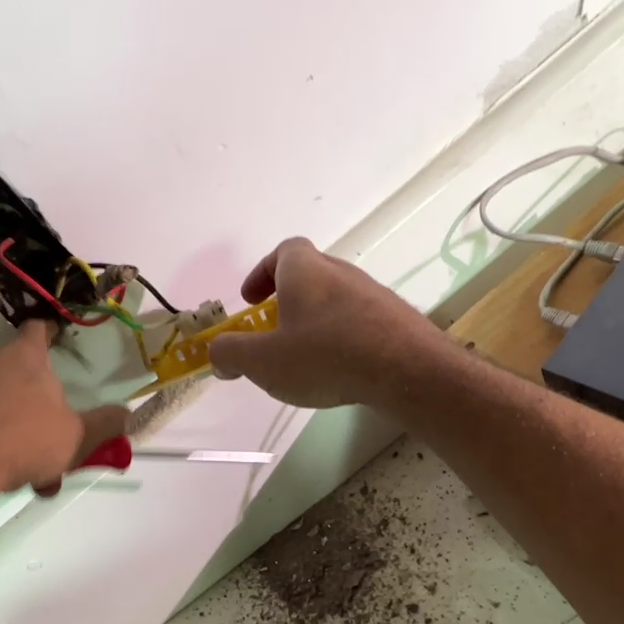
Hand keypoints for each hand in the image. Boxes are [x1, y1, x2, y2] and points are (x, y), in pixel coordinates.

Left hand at [0, 320, 128, 495]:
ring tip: (23, 472)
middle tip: (49, 442)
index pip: (38, 331)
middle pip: (16, 376)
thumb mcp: (76, 437)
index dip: (49, 333)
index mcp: (26, 360)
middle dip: (34, 407)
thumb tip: (128, 413)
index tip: (55, 338)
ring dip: (10, 432)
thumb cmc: (23, 439)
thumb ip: (104, 425)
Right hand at [208, 238, 442, 408]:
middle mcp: (340, 272)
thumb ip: (232, 354)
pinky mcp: (395, 321)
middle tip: (275, 336)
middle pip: (309, 277)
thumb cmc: (324, 356)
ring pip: (335, 302)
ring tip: (307, 360)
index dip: (262, 273)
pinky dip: (344, 340)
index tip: (251, 302)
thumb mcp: (264, 361)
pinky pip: (360, 324)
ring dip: (316, 323)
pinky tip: (342, 371)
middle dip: (288, 303)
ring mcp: (373, 294)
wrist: (405, 369)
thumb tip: (217, 353)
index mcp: (304, 269)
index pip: (281, 252)